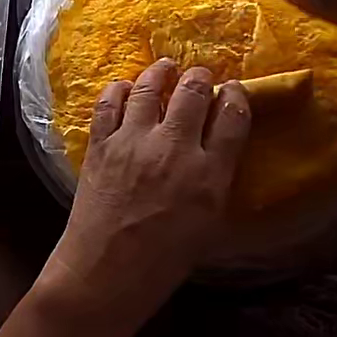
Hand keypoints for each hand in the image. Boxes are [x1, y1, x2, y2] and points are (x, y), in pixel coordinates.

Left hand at [33, 60, 251, 336]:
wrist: (107, 269)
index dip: (235, 96)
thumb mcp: (210, 224)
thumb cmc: (165, 260)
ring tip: (164, 67)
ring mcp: (133, 142)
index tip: (232, 89)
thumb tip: (215, 150)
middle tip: (197, 73)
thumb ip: (215, 180)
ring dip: (159, 73)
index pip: (232, 117)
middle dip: (198, 77)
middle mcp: (174, 149)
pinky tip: (123, 86)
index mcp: (209, 174)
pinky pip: (108, 104)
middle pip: (192, 93)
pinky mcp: (101, 144)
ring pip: (148, 89)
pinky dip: (118, 90)